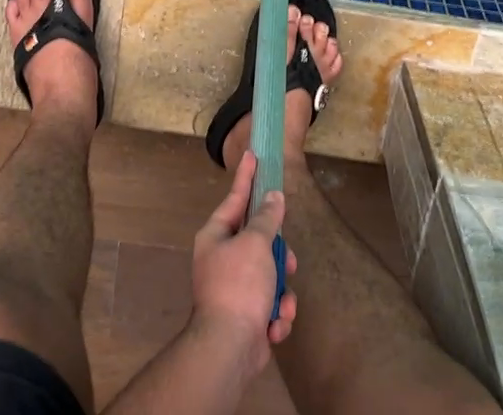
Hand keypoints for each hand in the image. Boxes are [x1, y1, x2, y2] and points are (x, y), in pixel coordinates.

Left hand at [190, 152, 298, 372]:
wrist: (230, 347)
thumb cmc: (239, 285)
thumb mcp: (256, 243)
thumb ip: (266, 218)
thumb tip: (273, 197)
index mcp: (216, 237)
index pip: (236, 198)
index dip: (247, 176)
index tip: (253, 154)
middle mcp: (222, 259)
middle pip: (260, 241)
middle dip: (279, 255)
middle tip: (287, 261)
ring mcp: (234, 288)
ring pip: (271, 274)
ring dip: (282, 291)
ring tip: (281, 304)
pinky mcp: (248, 314)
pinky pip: (272, 303)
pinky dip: (278, 314)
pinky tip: (274, 325)